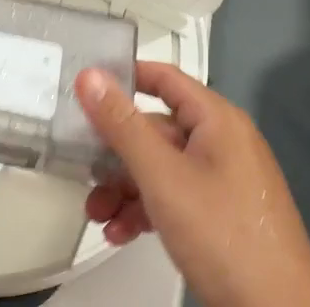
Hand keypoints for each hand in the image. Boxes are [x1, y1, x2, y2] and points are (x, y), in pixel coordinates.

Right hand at [75, 63, 309, 306]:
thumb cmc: (222, 234)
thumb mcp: (162, 177)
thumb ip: (123, 126)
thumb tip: (91, 75)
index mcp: (217, 121)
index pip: (164, 77)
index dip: (124, 76)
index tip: (84, 87)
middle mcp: (223, 143)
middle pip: (157, 129)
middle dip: (115, 152)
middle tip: (82, 170)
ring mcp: (226, 181)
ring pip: (162, 168)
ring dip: (125, 188)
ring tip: (98, 213)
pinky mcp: (225, 215)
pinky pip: (177, 197)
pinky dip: (148, 209)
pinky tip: (122, 232)